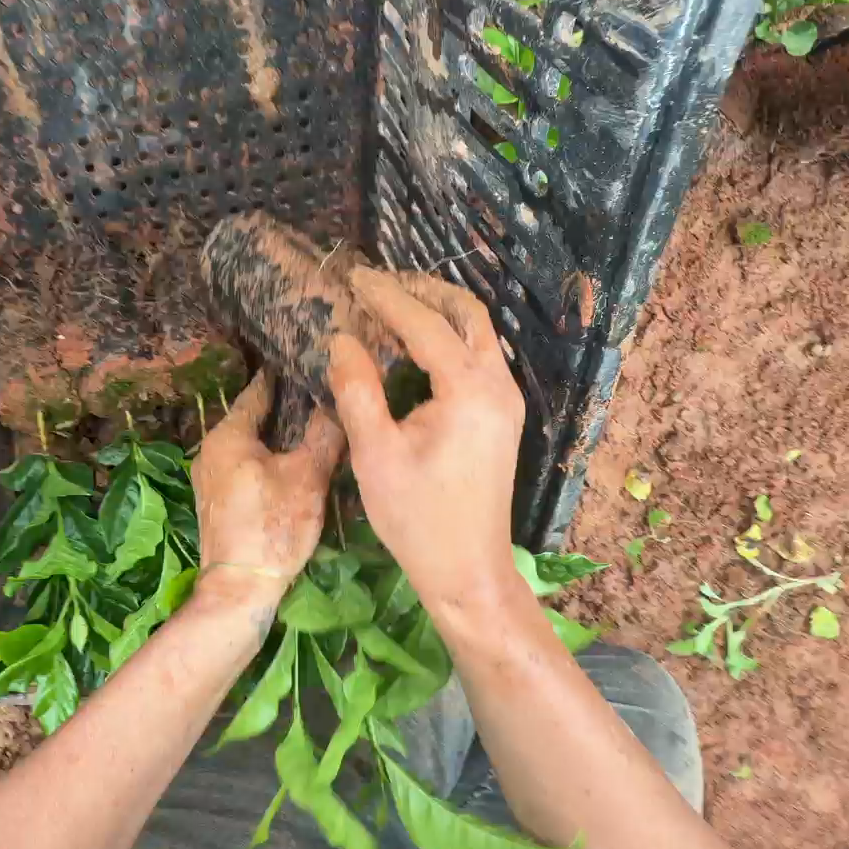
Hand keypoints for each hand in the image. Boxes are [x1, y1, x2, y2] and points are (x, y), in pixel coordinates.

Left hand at [190, 372, 344, 604]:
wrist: (240, 589)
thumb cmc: (273, 526)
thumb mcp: (308, 477)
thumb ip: (324, 435)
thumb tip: (340, 400)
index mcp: (226, 436)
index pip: (257, 392)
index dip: (284, 378)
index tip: (309, 364)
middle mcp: (210, 450)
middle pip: (252, 418)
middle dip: (284, 409)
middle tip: (321, 397)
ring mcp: (209, 478)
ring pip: (248, 445)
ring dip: (276, 437)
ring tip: (314, 429)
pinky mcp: (216, 501)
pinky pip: (244, 466)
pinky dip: (267, 459)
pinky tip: (293, 465)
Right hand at [328, 267, 524, 603]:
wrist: (467, 570)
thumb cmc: (417, 518)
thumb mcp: (374, 454)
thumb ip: (357, 390)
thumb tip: (343, 340)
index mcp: (468, 391)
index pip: (426, 325)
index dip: (388, 297)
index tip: (355, 278)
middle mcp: (498, 387)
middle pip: (468, 313)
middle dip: (423, 290)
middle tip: (379, 283)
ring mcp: (506, 401)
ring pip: (478, 332)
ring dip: (439, 310)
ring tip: (393, 302)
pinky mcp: (502, 417)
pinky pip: (479, 356)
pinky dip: (448, 336)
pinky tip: (416, 344)